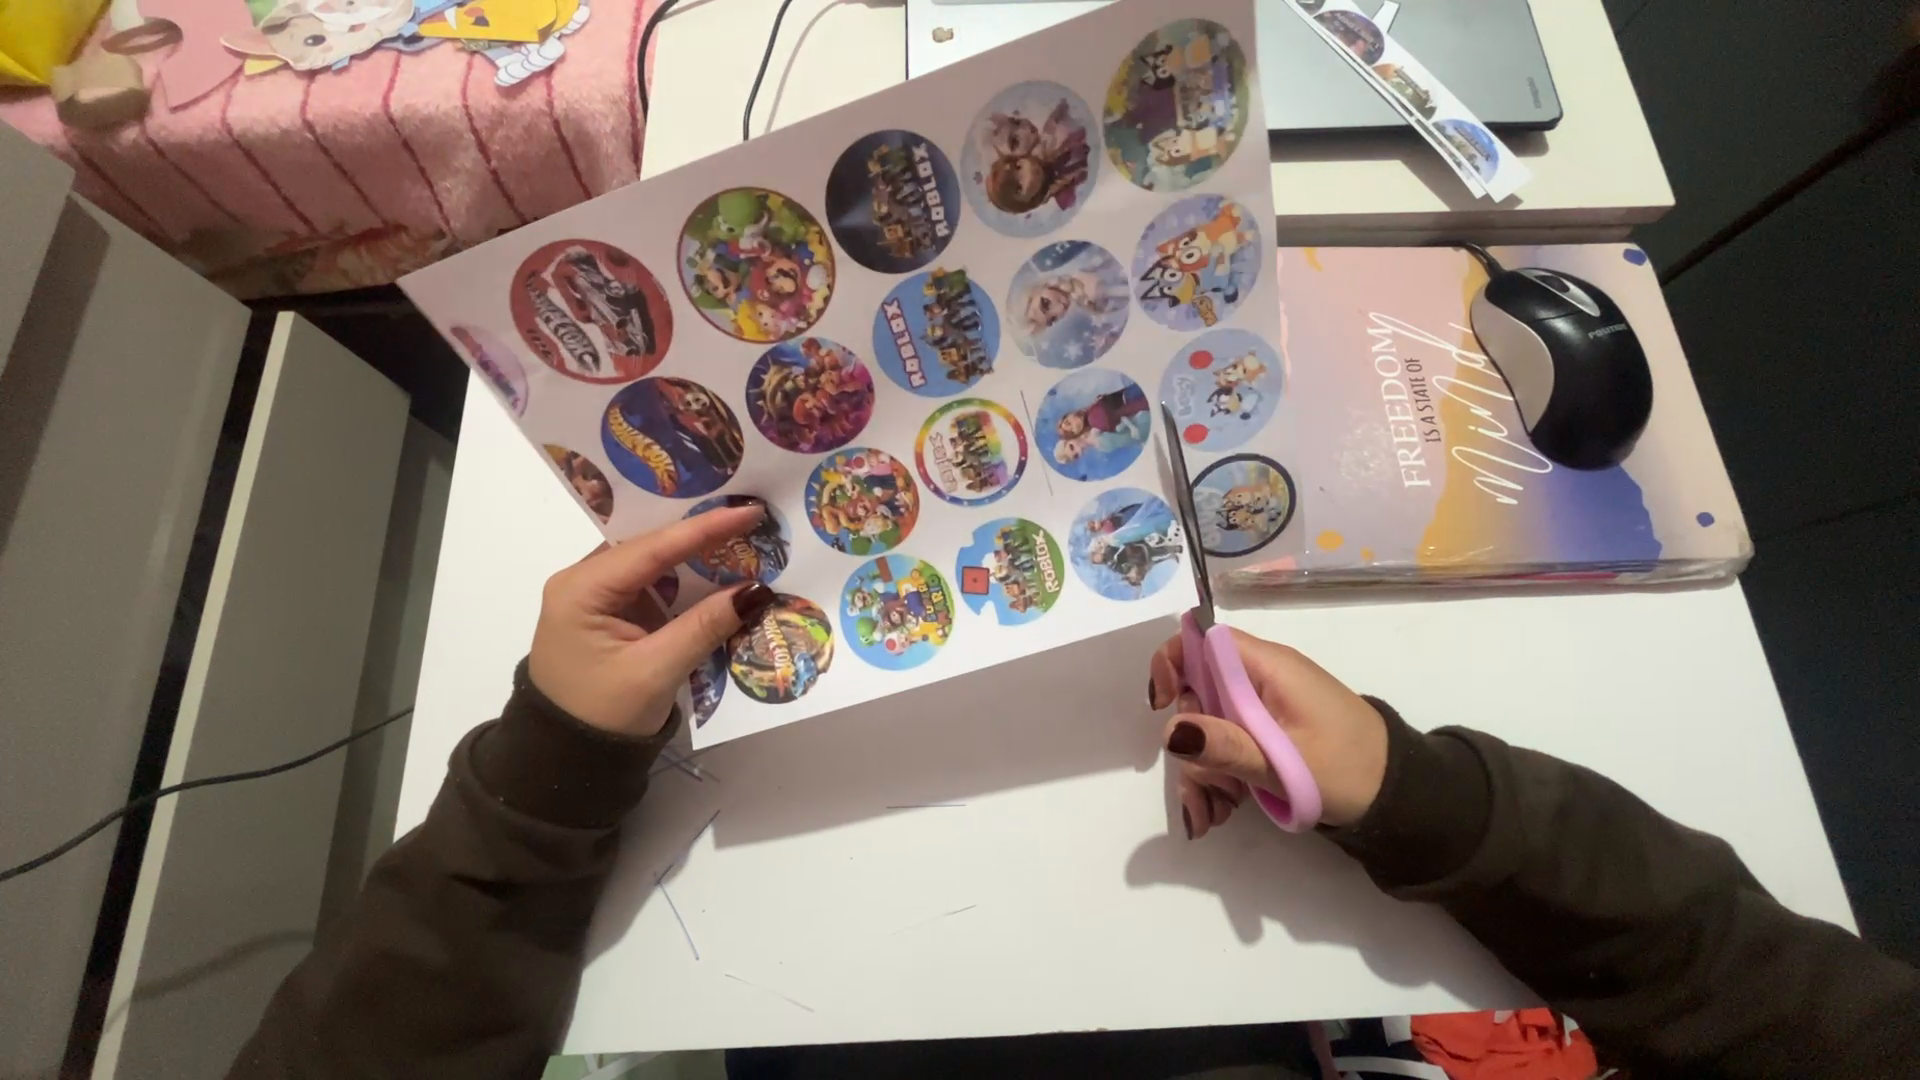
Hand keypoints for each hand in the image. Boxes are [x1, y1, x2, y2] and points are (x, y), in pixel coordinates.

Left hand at [529, 504, 777, 737]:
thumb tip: (758, 591)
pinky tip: (723, 571)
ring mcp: (599, 596)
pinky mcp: (614, 613)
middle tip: (748, 513)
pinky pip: (657, 584)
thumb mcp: (657, 671)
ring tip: (744, 536)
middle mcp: (585, 581)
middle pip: (651, 545)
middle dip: (700, 530)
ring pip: (656, 561)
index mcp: (582, 590)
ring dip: (698, 554)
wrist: (566, 762)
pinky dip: (690, 579)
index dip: (704, 527)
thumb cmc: (602, 716)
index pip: (652, 547)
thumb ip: (705, 626)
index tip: (748, 511)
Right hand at [1147, 629, 1388, 837]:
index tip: (1162, 706)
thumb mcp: (1283, 763)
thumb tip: (1171, 732)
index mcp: (1266, 668)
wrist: (1403, 800)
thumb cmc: (1349, 769)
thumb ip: (1226, 746)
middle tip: (1201, 791)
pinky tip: (1217, 813)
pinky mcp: (1265, 733)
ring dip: (1200, 772)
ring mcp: (1261, 708)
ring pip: (1207, 727)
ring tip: (1209, 817)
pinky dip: (1217, 778)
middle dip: (1189, 745)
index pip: (1202, 639)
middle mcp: (1258, 680)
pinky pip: (1225, 745)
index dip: (1173, 663)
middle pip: (1198, 694)